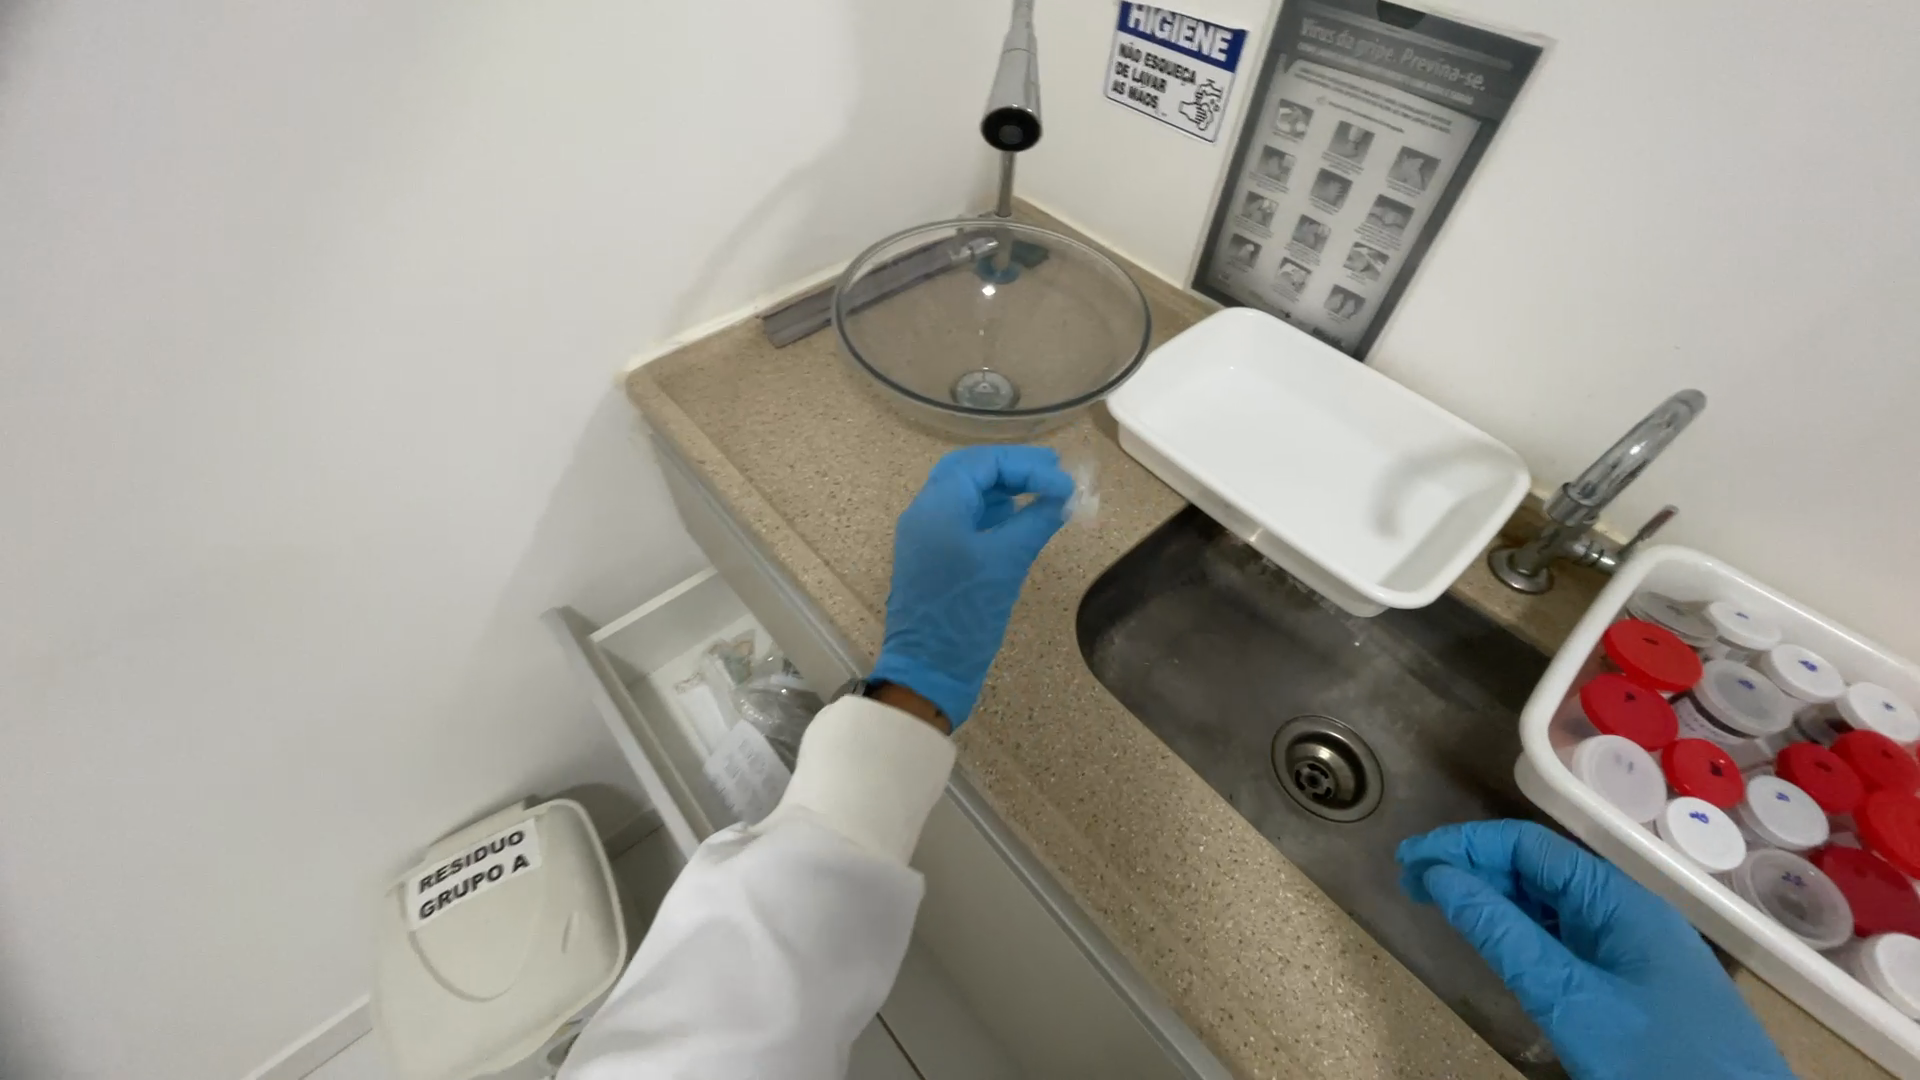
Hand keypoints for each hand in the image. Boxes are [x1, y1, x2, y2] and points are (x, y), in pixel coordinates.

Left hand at [869, 445, 1073, 728]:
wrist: (928, 671)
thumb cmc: (965, 614)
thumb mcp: (1007, 562)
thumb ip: (1036, 521)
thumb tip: (1064, 498)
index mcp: (936, 506)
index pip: (983, 462)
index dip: (1027, 465)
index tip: (1064, 482)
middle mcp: (925, 512)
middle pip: (970, 471)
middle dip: (1013, 468)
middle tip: (1053, 470)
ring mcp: (926, 536)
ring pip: (965, 494)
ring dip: (1003, 488)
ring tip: (1043, 491)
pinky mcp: (932, 557)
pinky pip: (963, 519)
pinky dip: (992, 512)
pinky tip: (1019, 518)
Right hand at [1397, 821, 1792, 1079]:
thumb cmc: (1657, 1066)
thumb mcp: (1566, 997)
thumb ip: (1498, 931)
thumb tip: (1436, 874)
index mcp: (1620, 901)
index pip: (1525, 846)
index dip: (1462, 844)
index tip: (1410, 862)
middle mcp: (1627, 912)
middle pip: (1534, 867)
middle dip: (1470, 867)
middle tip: (1414, 886)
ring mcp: (1632, 948)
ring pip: (1546, 900)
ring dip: (1489, 896)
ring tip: (1442, 907)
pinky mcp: (1631, 982)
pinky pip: (1561, 935)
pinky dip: (1517, 928)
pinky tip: (1491, 940)